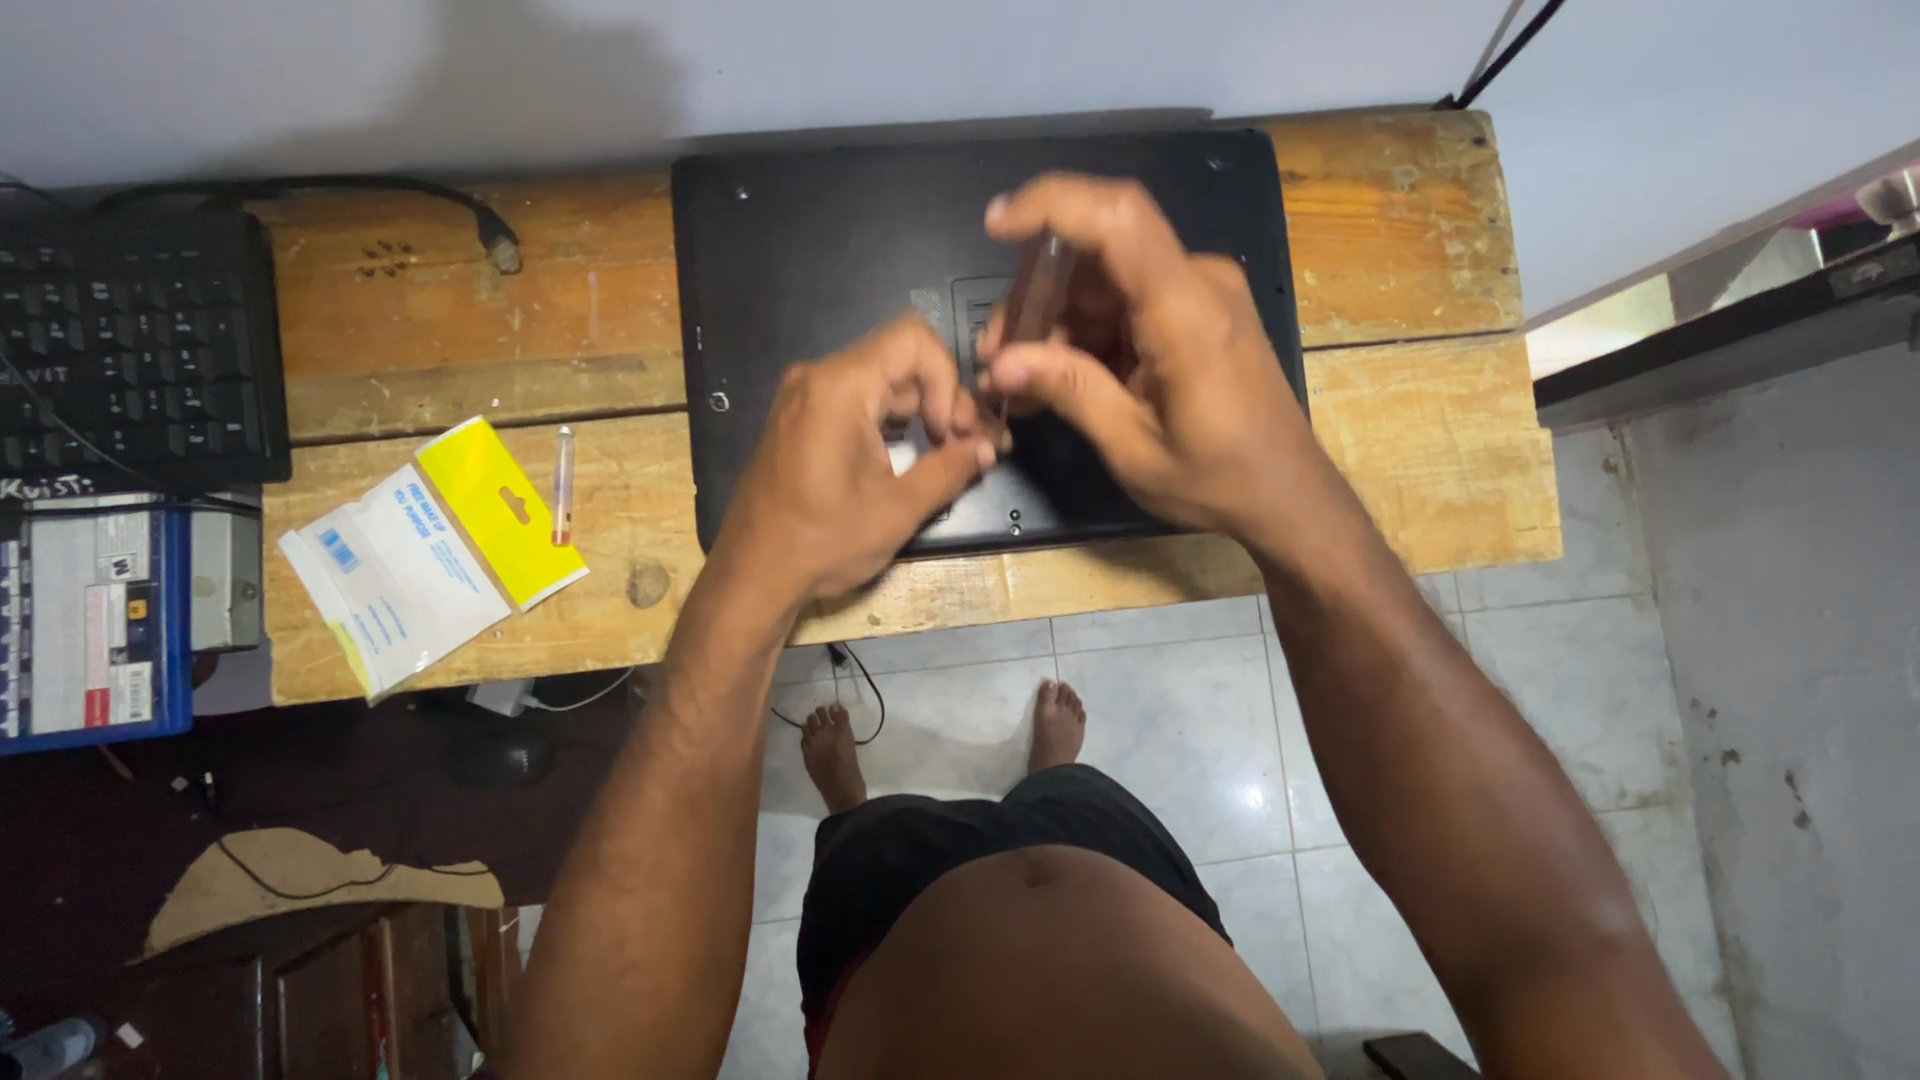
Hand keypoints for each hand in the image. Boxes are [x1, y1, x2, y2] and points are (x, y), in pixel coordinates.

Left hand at [710, 314, 996, 600]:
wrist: (753, 576)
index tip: (951, 431)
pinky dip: (890, 422)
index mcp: (840, 387)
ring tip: (945, 456)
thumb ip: (950, 469)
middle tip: (965, 449)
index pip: (914, 339)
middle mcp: (818, 377)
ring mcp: (805, 397)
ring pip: (882, 382)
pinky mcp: (801, 419)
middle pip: (901, 361)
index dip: (947, 379)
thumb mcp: (898, 509)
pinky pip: (857, 401)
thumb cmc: (823, 543)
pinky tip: (908, 458)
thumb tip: (987, 449)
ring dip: (920, 413)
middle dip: (941, 399)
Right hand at [978, 173, 1316, 543]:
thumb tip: (999, 365)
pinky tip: (1057, 376)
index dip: (1052, 204)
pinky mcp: (1195, 312)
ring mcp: (1199, 293)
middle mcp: (1196, 283)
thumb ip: (1069, 392)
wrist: (1287, 494)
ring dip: (1055, 321)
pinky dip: (1085, 333)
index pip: (1118, 220)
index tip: (995, 225)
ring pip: (1103, 281)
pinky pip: (1125, 303)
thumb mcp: (1133, 447)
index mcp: (1186, 312)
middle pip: (1097, 254)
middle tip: (998, 359)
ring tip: (1022, 381)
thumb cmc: (1217, 480)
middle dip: (1036, 296)